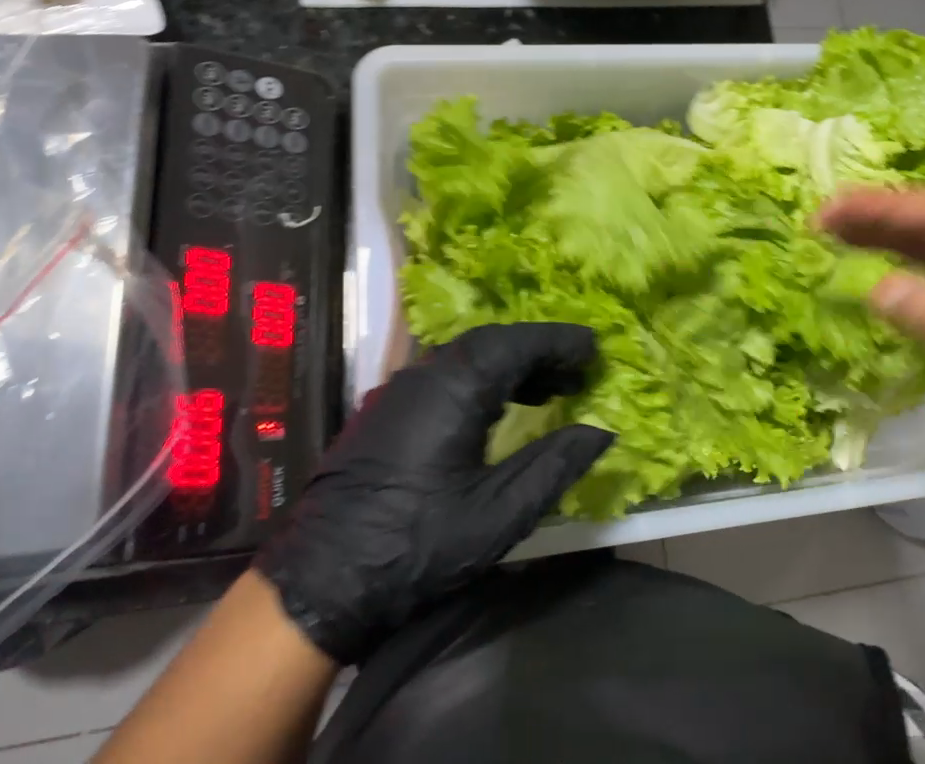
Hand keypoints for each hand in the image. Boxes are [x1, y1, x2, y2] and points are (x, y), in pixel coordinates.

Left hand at [253, 323, 611, 664]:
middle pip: (489, 344)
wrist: (323, 581)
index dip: (559, 343)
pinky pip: (441, 378)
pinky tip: (497, 410)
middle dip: (537, 351)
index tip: (595, 348)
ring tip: (548, 390)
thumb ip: (555, 464)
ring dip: (509, 366)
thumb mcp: (500, 513)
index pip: (516, 344)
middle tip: (578, 370)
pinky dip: (480, 382)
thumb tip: (602, 431)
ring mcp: (396, 393)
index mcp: (453, 390)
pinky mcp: (382, 415)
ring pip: (462, 359)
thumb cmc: (419, 546)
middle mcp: (422, 377)